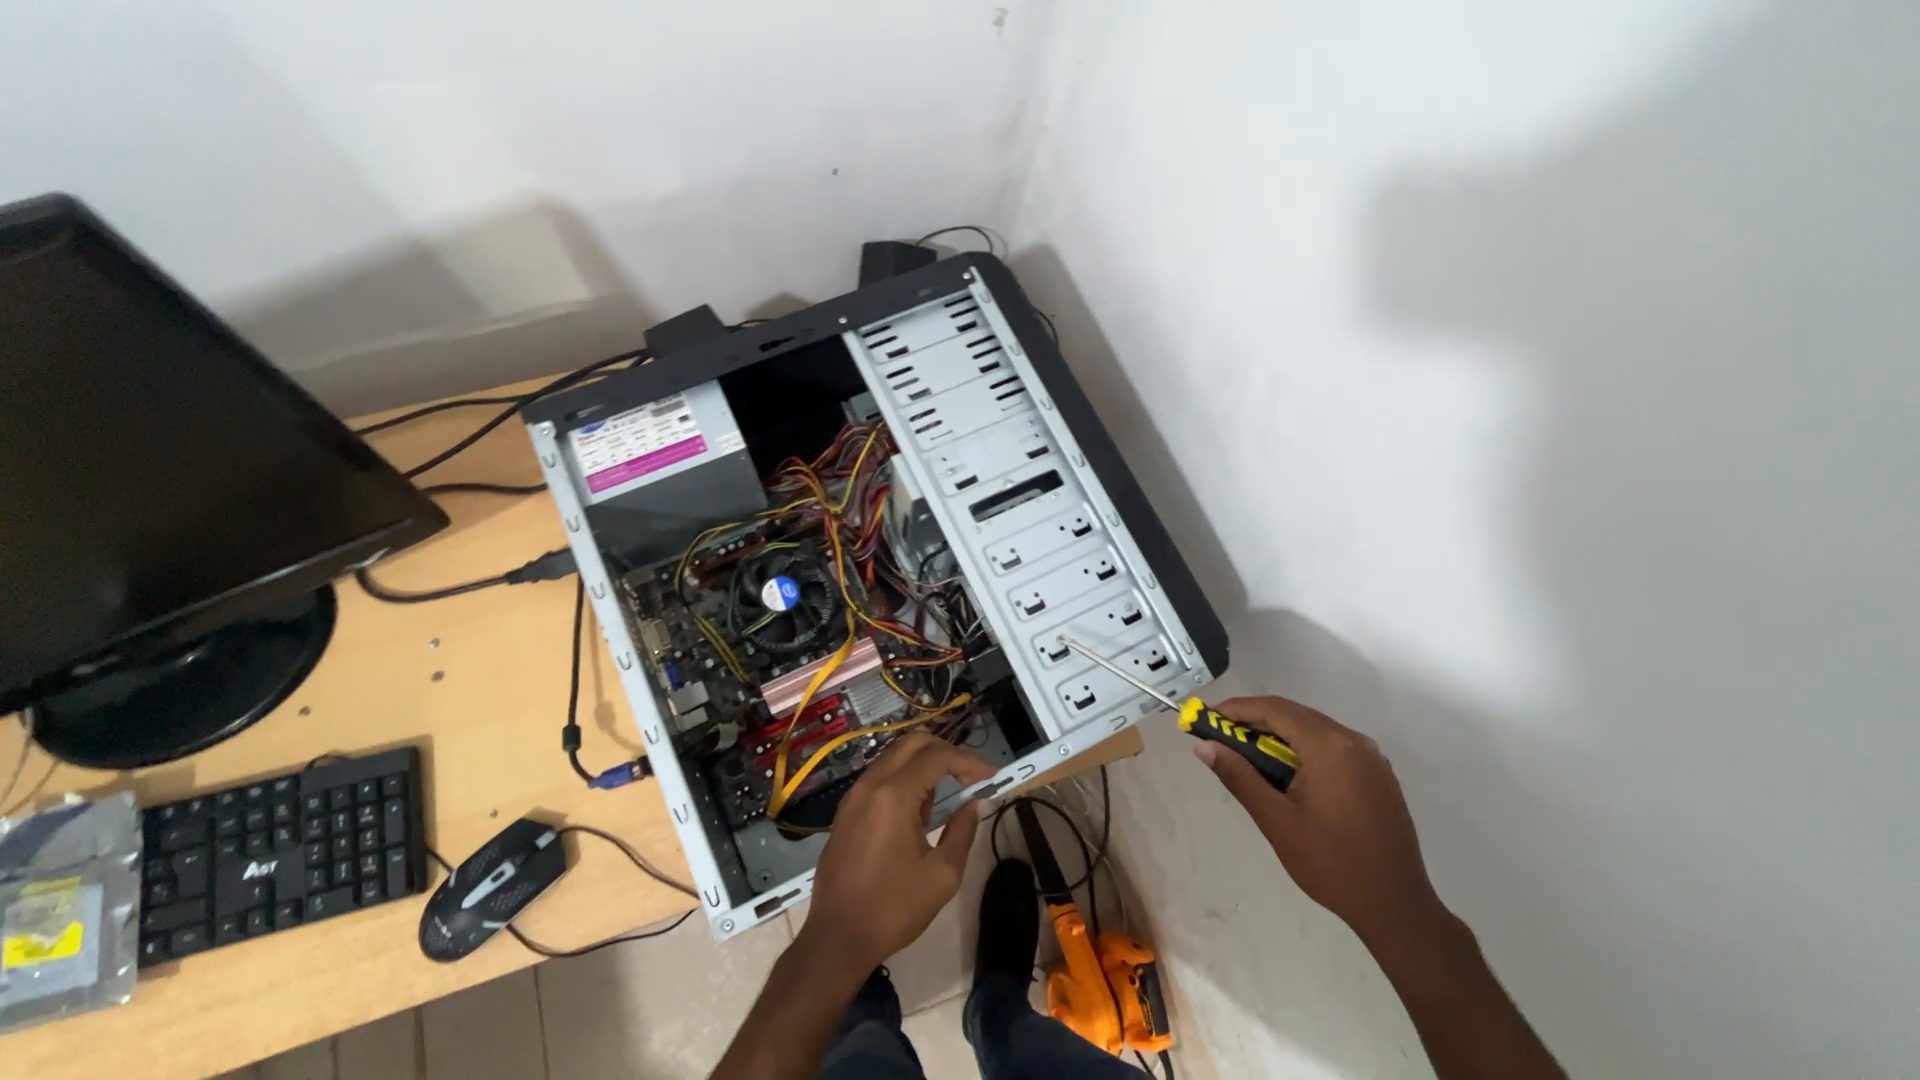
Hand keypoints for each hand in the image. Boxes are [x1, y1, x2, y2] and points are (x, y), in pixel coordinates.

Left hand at [800, 733, 996, 971]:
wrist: (837, 938)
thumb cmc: (893, 908)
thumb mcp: (942, 874)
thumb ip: (963, 831)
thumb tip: (978, 803)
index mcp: (894, 795)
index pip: (937, 757)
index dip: (969, 761)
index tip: (990, 776)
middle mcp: (870, 785)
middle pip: (912, 743)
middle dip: (946, 752)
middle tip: (969, 776)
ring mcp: (853, 797)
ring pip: (893, 759)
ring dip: (923, 766)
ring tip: (944, 800)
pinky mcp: (845, 813)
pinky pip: (878, 779)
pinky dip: (903, 781)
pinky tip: (916, 813)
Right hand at [1195, 695, 1443, 941]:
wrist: (1395, 905)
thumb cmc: (1330, 864)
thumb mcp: (1276, 820)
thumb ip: (1239, 776)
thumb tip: (1204, 746)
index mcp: (1330, 747)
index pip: (1275, 709)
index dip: (1237, 709)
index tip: (1206, 719)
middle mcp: (1354, 741)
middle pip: (1296, 715)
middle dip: (1255, 721)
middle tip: (1221, 738)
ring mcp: (1371, 757)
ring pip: (1315, 729)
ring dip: (1279, 736)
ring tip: (1247, 758)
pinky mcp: (1378, 775)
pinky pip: (1333, 747)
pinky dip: (1303, 749)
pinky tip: (1287, 774)